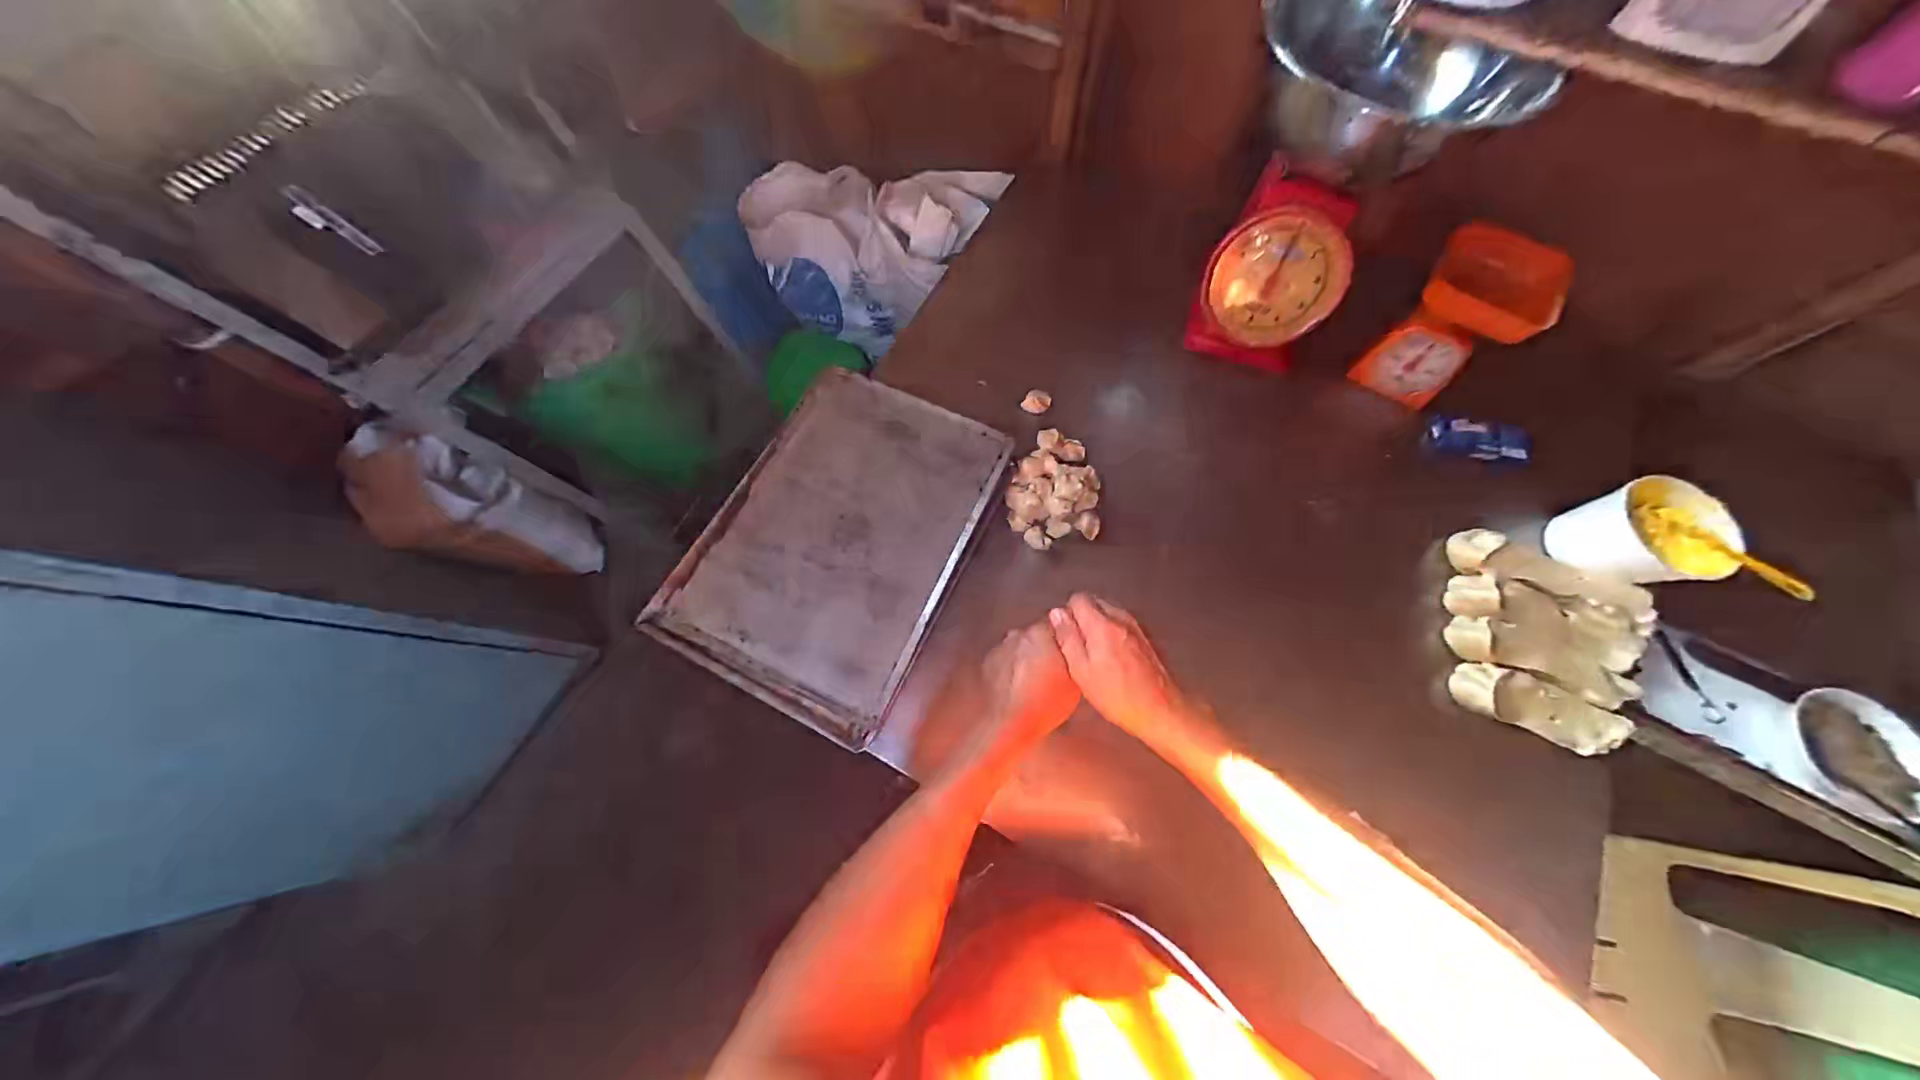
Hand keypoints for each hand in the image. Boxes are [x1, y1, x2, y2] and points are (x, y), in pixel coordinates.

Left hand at [957, 620, 1080, 771]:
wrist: (1009, 722)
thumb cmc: (1047, 702)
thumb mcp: (1074, 680)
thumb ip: (1074, 653)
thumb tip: (1075, 642)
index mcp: (1044, 632)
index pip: (1060, 622)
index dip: (1066, 635)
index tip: (1070, 649)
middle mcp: (1021, 633)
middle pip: (1039, 632)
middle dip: (1047, 644)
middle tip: (1054, 666)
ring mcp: (1003, 645)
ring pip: (1021, 644)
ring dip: (1028, 654)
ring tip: (1034, 677)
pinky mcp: (989, 660)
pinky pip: (1006, 657)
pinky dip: (1012, 665)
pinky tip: (1017, 683)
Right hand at [1048, 594, 1193, 748]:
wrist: (1160, 710)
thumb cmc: (1116, 695)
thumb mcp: (1081, 671)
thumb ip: (1067, 638)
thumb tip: (1057, 613)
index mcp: (1101, 624)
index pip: (1078, 598)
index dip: (1068, 614)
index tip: (1066, 635)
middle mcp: (1121, 618)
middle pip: (1095, 602)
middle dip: (1083, 617)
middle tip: (1078, 645)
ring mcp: (1137, 627)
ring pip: (1110, 613)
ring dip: (1098, 625)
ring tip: (1094, 654)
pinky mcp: (1147, 639)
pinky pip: (1122, 625)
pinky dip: (1113, 633)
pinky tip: (1113, 658)